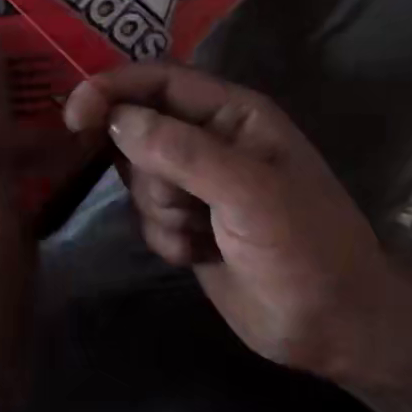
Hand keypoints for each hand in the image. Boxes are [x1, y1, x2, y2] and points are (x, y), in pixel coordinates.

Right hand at [63, 64, 411, 384]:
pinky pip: (143, 214)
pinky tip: (199, 253)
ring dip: (158, 209)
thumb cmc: (309, 249)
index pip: (157, 80)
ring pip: (136, 176)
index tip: (74, 115)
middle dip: (145, 169)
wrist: (337, 331)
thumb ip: (181, 151)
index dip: (112, 88)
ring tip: (202, 232)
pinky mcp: (183, 220)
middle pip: (137, 128)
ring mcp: (194, 181)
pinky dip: (163, 236)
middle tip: (179, 201)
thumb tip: (114, 119)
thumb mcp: (250, 193)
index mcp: (231, 113)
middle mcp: (208, 139)